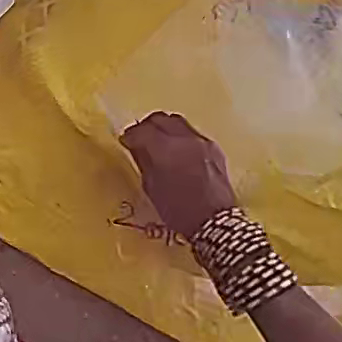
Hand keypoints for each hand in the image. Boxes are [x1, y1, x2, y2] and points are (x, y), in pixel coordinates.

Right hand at [120, 112, 237, 239]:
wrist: (215, 222)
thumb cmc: (178, 211)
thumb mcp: (152, 188)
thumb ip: (144, 161)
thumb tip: (136, 146)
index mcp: (165, 149)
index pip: (142, 130)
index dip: (130, 134)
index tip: (125, 141)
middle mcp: (184, 138)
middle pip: (160, 119)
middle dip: (147, 126)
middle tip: (140, 138)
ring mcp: (201, 141)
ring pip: (177, 122)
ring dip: (164, 128)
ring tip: (158, 142)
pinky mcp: (214, 148)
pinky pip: (192, 133)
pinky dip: (181, 136)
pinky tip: (178, 150)